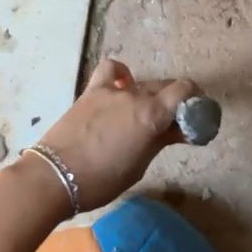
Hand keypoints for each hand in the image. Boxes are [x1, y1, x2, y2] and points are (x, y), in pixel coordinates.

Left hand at [33, 58, 196, 211]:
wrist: (55, 176)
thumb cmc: (101, 181)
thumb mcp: (139, 166)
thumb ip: (159, 141)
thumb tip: (176, 130)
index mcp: (152, 114)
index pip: (184, 90)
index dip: (195, 100)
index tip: (196, 115)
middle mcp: (135, 96)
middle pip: (165, 87)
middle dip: (175, 103)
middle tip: (174, 125)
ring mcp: (111, 91)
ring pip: (141, 84)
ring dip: (151, 95)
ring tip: (147, 113)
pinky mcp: (91, 92)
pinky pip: (111, 71)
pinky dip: (121, 74)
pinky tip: (122, 85)